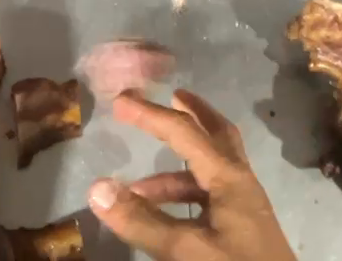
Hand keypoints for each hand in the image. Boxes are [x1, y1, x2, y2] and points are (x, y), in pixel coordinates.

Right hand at [88, 90, 295, 260]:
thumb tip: (96, 188)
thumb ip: (143, 221)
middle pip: (217, 134)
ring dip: (177, 169)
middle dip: (194, 113)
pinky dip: (184, 197)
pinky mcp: (243, 234)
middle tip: (171, 96)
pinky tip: (162, 217)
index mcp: (230, 177)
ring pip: (211, 171)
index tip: (119, 100)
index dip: (149, 114)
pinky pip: (209, 199)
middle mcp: (240, 184)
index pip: (184, 132)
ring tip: (138, 184)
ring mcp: (244, 209)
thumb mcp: (188, 252)